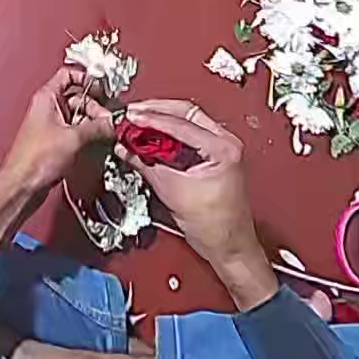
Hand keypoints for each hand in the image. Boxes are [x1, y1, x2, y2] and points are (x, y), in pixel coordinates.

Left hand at [0, 68, 113, 245]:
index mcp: (47, 97)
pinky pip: (76, 129)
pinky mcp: (56, 140)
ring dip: (93, 121)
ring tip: (104, 131)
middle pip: (78, 96)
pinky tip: (96, 140)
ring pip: (79, 114)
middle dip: (95, 106)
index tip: (102, 88)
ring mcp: (52, 124)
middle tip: (108, 118)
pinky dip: (87, 132)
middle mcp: (49, 107)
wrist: (22, 186)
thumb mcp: (73, 137)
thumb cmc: (34, 159)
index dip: (87, 78)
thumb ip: (97, 127)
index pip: (69, 74)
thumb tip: (112, 122)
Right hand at [119, 99, 277, 309]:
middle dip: (156, 110)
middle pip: (185, 111)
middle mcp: (226, 140)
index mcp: (223, 148)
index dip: (152, 119)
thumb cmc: (216, 228)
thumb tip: (127, 148)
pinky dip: (169, 131)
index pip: (181, 123)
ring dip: (162, 118)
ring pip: (187, 119)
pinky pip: (189, 132)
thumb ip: (147, 165)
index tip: (132, 117)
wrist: (231, 249)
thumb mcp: (173, 193)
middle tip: (133, 112)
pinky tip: (153, 135)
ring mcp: (222, 145)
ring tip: (139, 121)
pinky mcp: (214, 153)